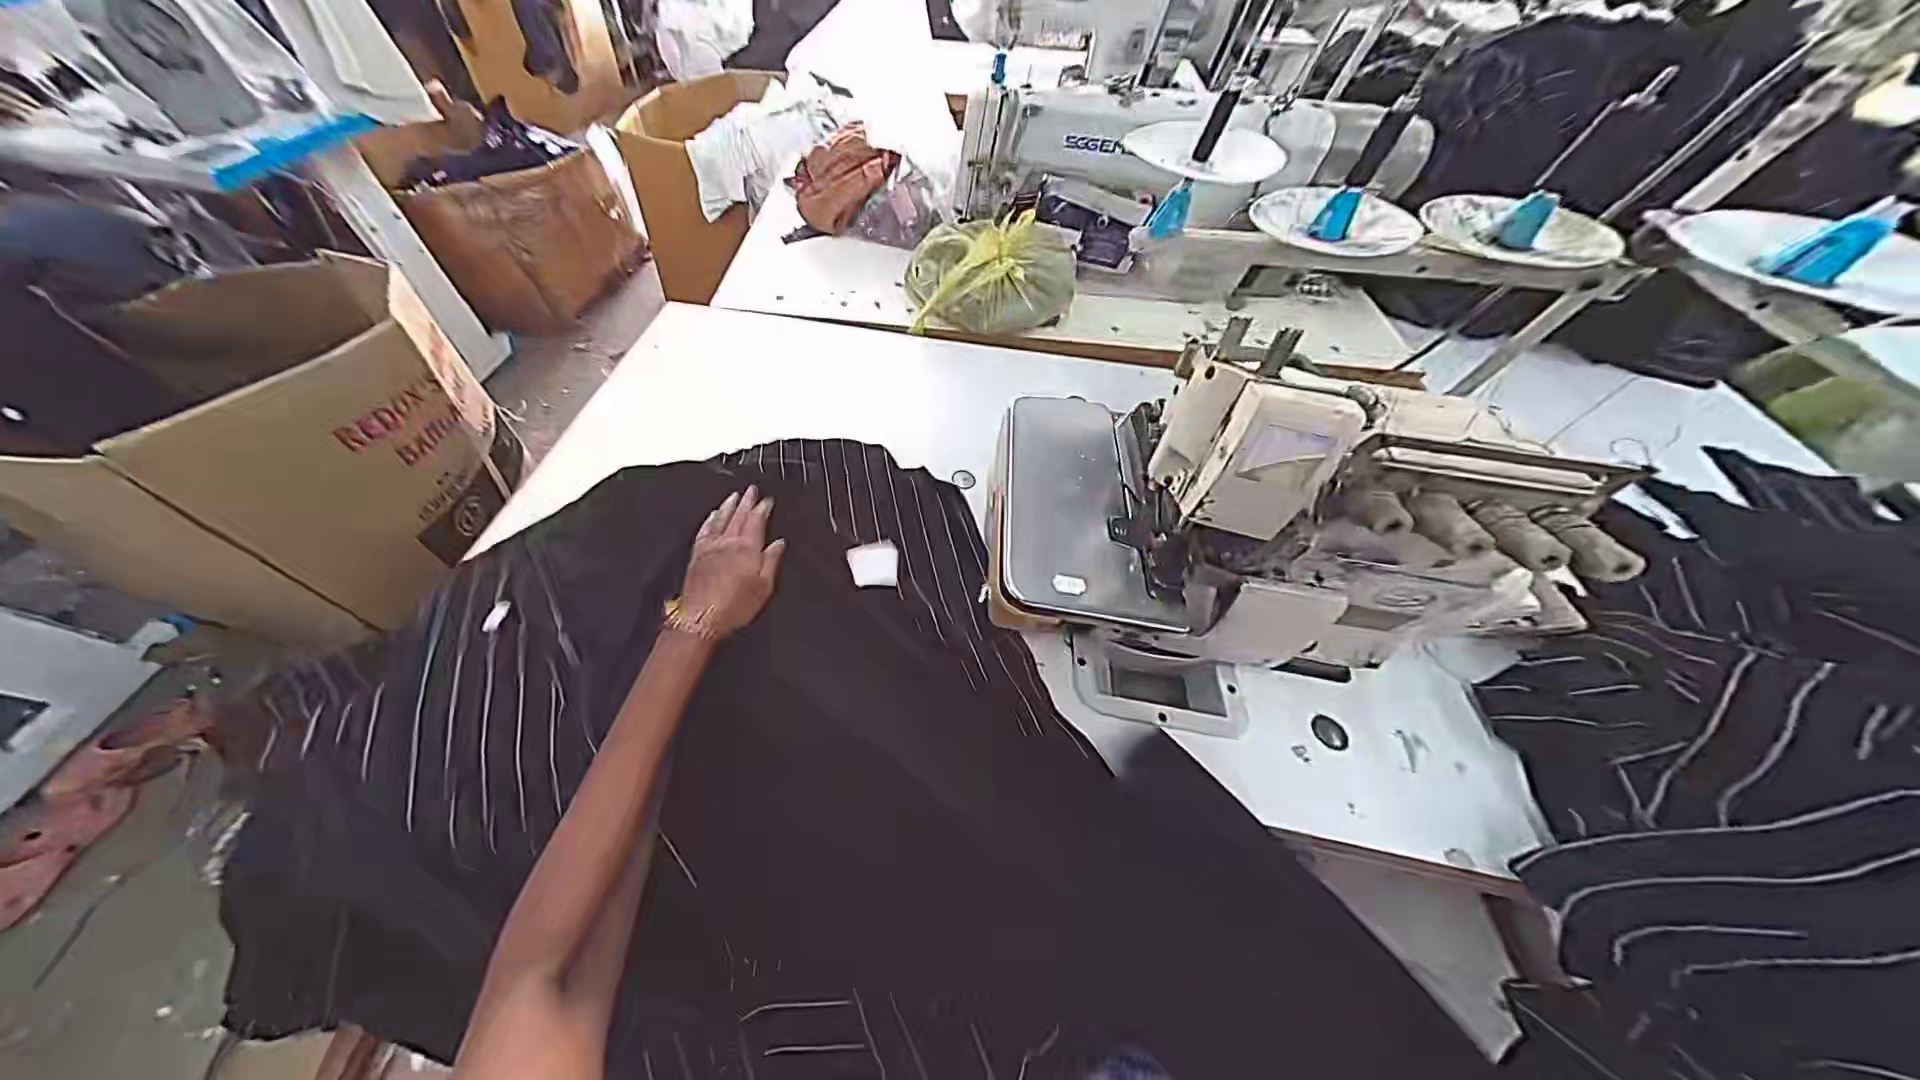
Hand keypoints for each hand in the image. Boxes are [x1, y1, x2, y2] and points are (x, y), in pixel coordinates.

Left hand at [680, 486, 785, 638]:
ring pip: (721, 519)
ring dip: (729, 506)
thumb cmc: (733, 607)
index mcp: (747, 549)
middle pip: (739, 516)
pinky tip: (712, 515)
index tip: (767, 500)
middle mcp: (727, 544)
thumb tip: (778, 544)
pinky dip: (710, 519)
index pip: (757, 522)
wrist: (701, 618)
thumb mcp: (764, 587)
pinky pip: (704, 530)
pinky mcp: (697, 555)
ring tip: (734, 496)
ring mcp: (710, 548)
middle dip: (747, 501)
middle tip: (752, 490)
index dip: (763, 509)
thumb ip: (771, 561)